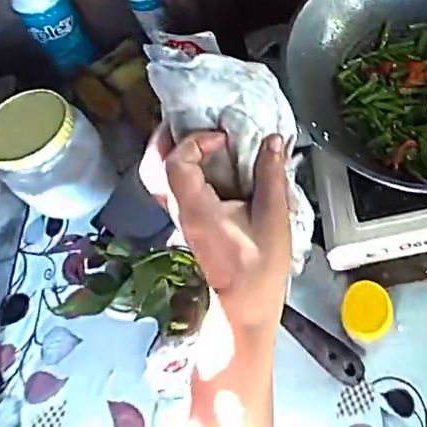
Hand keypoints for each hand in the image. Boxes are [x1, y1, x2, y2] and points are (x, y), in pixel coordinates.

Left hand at [152, 128, 293, 333]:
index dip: (196, 141)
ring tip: (198, 135)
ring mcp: (183, 218)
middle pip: (154, 168)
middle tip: (187, 119)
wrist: (246, 306)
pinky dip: (185, 166)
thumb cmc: (259, 267)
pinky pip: (176, 186)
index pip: (176, 163)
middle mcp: (181, 211)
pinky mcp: (191, 223)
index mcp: (197, 209)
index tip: (225, 139)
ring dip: (174, 151)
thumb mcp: (272, 217)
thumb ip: (271, 175)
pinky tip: (209, 161)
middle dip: (166, 138)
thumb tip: (273, 141)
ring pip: (160, 177)